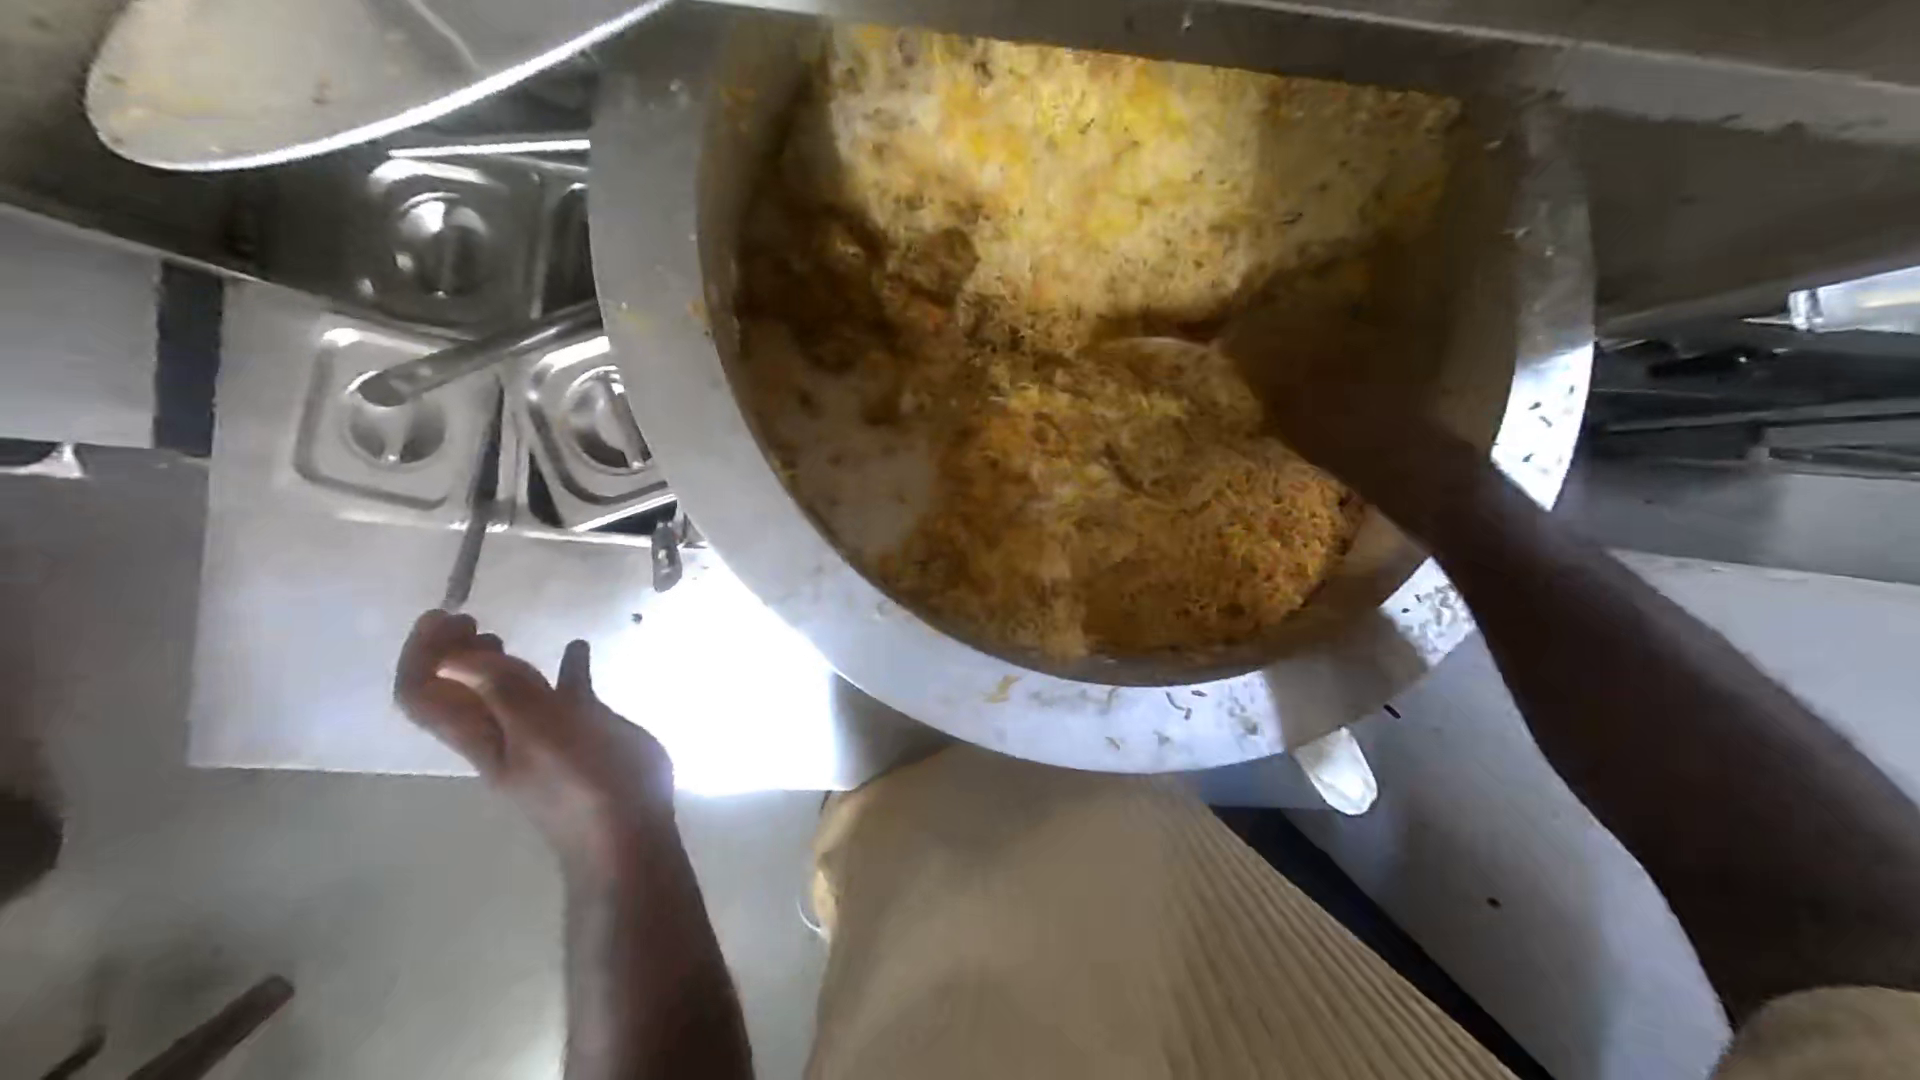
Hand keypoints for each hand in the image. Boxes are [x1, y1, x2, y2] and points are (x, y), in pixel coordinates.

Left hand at [395, 610, 674, 880]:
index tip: (446, 615)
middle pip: (456, 693)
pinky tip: (577, 650)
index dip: (421, 653)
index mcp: (482, 734)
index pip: (424, 694)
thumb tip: (450, 657)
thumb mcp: (543, 731)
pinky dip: (561, 670)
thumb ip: (505, 692)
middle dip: (447, 654)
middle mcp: (503, 733)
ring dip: (491, 662)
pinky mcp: (582, 736)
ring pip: (503, 693)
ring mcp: (543, 736)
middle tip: (466, 618)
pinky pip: (562, 695)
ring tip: (496, 632)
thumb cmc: (585, 780)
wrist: (627, 830)